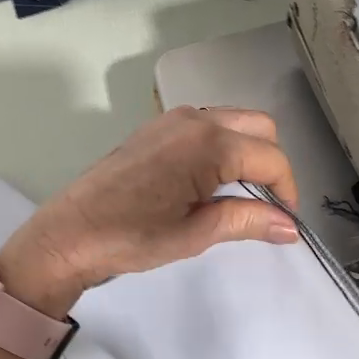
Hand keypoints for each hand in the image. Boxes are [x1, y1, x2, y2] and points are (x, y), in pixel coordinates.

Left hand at [0, 108, 300, 317]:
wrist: (68, 234)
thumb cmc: (131, 238)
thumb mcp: (194, 234)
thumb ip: (247, 221)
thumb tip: (290, 226)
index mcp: (208, 144)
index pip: (271, 157)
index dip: (287, 190)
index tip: (285, 220)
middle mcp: (194, 120)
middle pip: (259, 127)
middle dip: (271, 163)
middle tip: (266, 204)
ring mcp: (171, 120)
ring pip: (233, 122)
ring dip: (246, 151)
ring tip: (238, 196)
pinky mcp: (155, 128)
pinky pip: (205, 125)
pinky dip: (220, 145)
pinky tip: (208, 182)